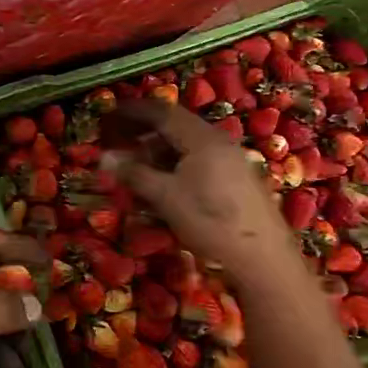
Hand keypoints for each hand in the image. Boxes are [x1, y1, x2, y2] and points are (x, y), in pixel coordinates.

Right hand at [105, 100, 299, 287]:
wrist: (262, 256)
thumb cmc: (210, 221)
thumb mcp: (166, 197)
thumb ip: (134, 173)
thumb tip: (104, 157)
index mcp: (202, 138)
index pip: (162, 112)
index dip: (133, 111)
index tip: (109, 114)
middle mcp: (218, 141)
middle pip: (175, 126)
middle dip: (143, 132)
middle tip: (118, 141)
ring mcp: (230, 159)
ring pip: (186, 145)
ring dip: (157, 150)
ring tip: (135, 165)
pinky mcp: (235, 178)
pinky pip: (198, 159)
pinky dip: (174, 163)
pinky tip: (163, 183)